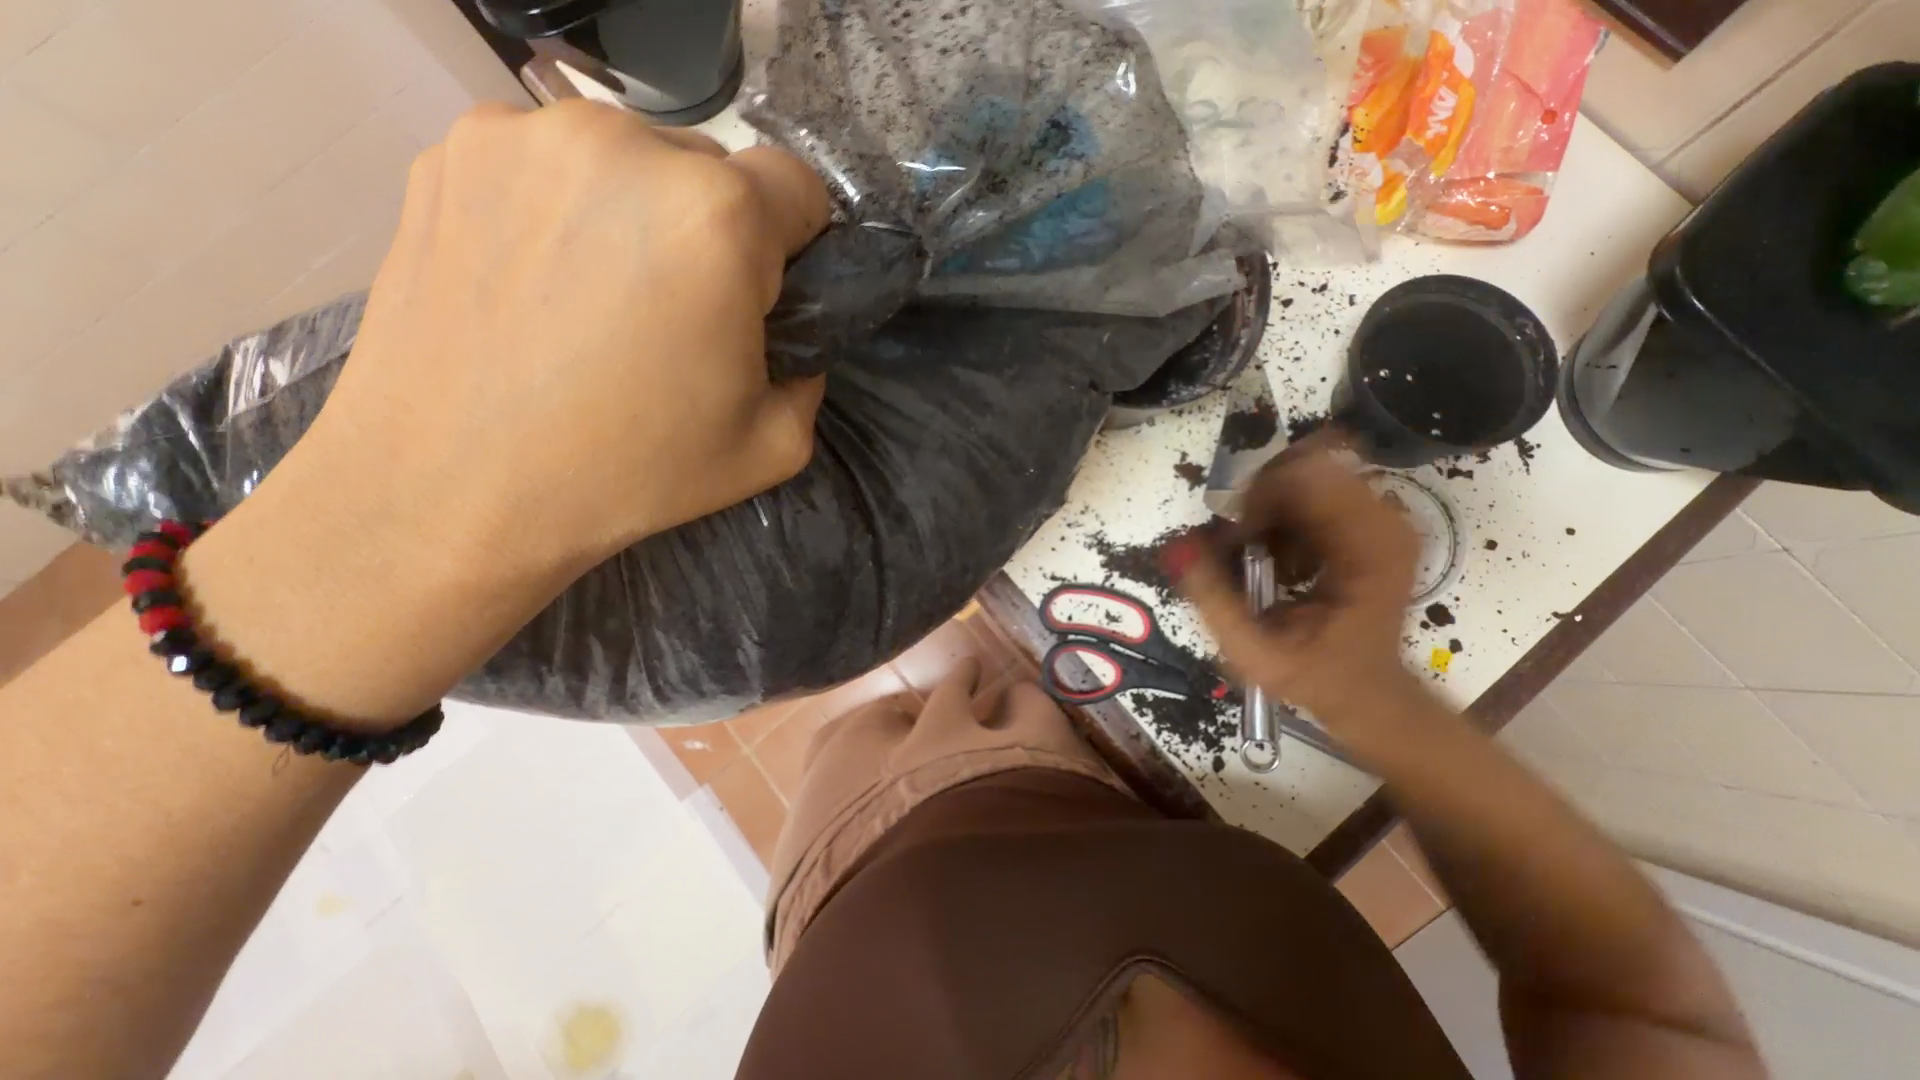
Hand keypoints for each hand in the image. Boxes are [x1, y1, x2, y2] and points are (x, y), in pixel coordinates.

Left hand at [284, 99, 832, 579]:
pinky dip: (557, 207)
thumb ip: (810, 374)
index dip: (792, 247)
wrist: (448, 492)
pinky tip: (532, 280)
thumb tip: (794, 341)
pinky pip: (545, 165)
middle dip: (711, 230)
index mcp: (716, 217)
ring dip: (634, 212)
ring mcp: (524, 138)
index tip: (759, 300)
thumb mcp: (769, 446)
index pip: (798, 187)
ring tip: (594, 296)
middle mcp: (624, 146)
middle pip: (710, 167)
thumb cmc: (622, 475)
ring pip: (627, 158)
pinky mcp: (451, 153)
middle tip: (672, 311)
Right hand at [1170, 436, 1425, 729]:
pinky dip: (1286, 515)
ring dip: (1271, 509)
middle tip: (1243, 548)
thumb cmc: (1315, 675)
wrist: (1366, 691)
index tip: (1238, 540)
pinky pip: (1316, 489)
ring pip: (1307, 474)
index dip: (1257, 499)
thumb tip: (1176, 546)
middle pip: (1306, 467)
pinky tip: (1281, 556)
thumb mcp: (1255, 650)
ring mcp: (1382, 515)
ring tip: (1263, 558)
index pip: (1305, 477)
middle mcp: (1385, 519)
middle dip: (1261, 502)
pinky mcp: (1371, 519)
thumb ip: (1213, 599)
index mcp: (1369, 547)